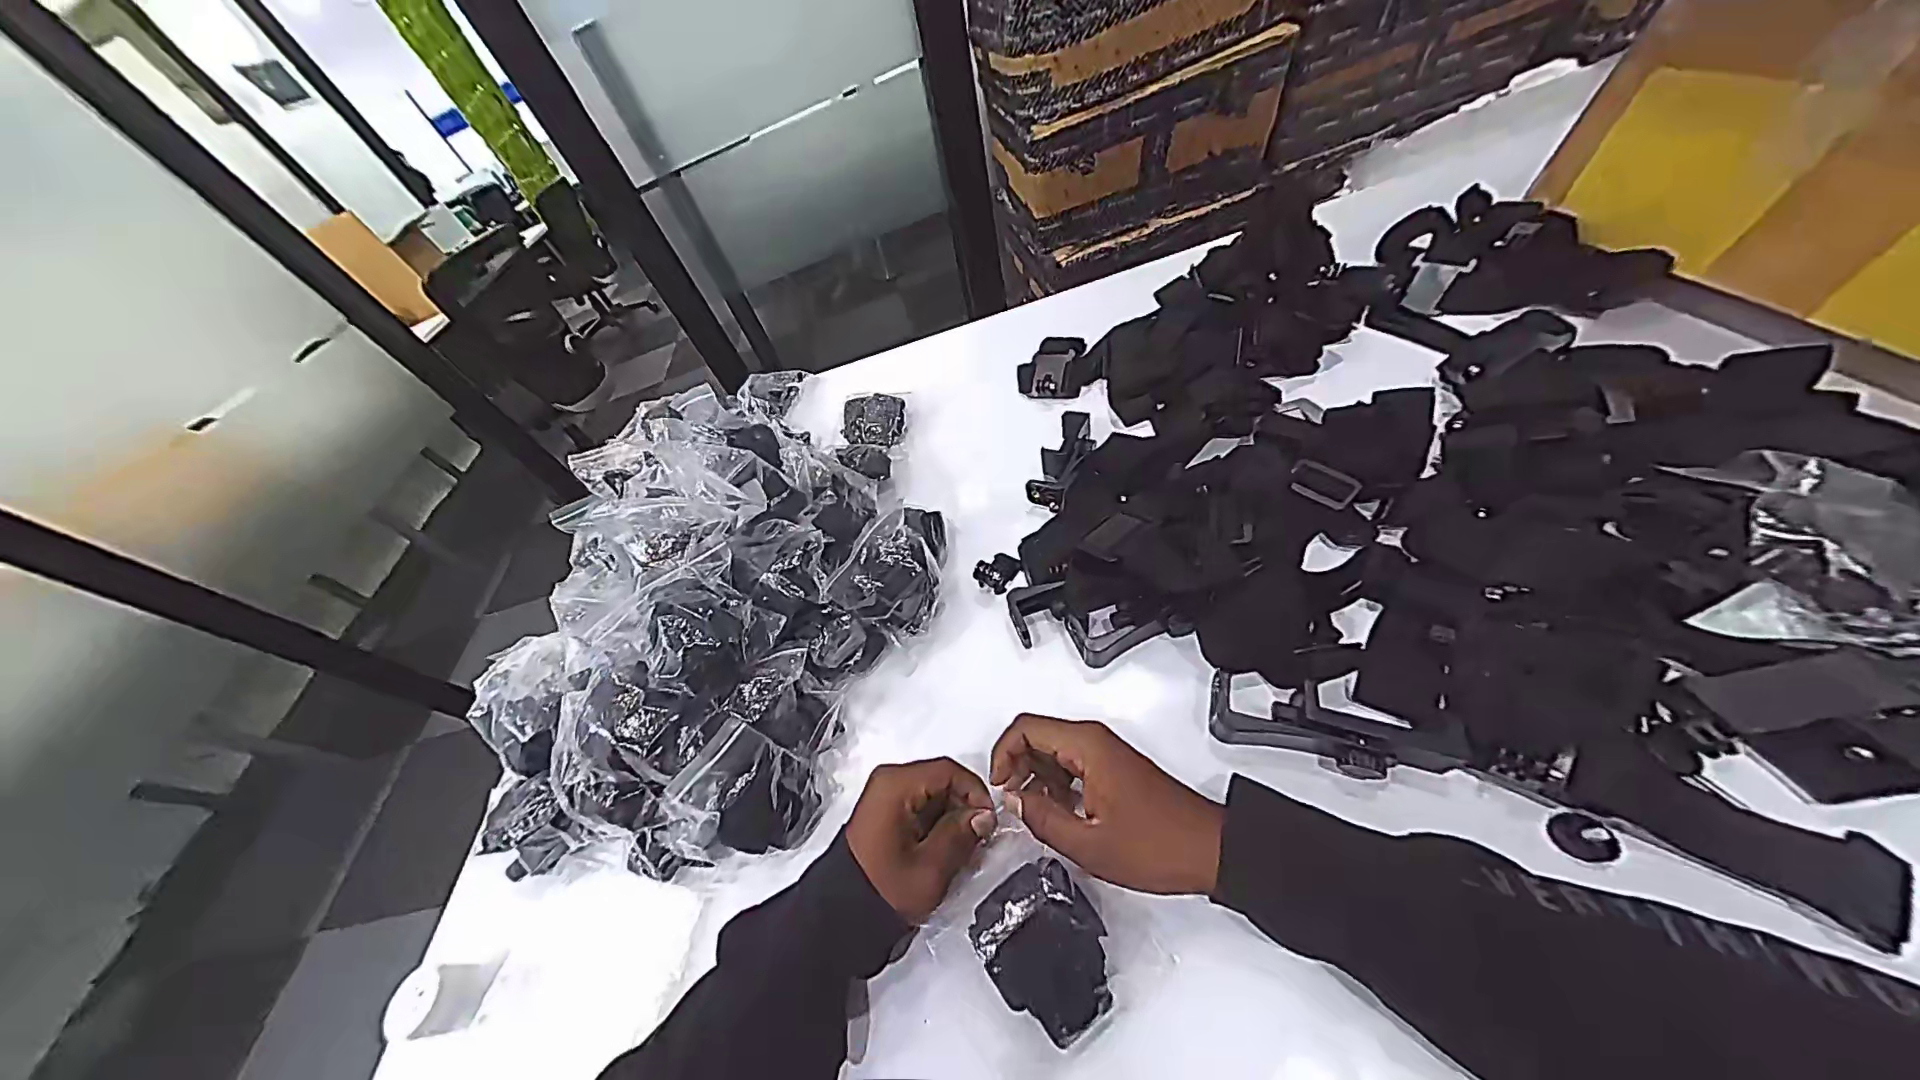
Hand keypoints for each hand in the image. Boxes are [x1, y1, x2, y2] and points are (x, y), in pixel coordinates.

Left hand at [846, 758, 996, 922]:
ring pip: (934, 794)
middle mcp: (888, 783)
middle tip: (978, 838)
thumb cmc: (877, 892)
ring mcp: (885, 796)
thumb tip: (982, 816)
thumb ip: (962, 835)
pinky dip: (937, 824)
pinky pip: (921, 806)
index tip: (987, 819)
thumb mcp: (930, 868)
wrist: (840, 916)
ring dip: (952, 818)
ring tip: (961, 850)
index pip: (949, 771)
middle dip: (964, 808)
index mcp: (896, 785)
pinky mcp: (886, 812)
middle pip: (942, 780)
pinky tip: (943, 851)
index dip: (975, 793)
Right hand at [990, 714, 1223, 895]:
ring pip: (1052, 749)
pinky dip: (1056, 783)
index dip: (1002, 755)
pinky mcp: (1112, 766)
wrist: (1209, 850)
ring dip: (1036, 777)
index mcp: (1087, 746)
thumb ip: (1041, 819)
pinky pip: (1070, 763)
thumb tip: (1014, 802)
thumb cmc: (1162, 844)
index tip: (999, 786)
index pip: (1025, 728)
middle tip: (1014, 802)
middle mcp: (1095, 740)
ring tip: (1039, 814)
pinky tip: (1061, 813)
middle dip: (1017, 767)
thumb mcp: (1088, 844)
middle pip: (1036, 735)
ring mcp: (1105, 752)